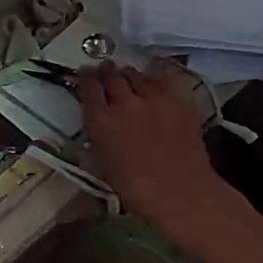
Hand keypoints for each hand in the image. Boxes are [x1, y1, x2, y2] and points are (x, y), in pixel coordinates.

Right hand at [78, 62, 258, 249]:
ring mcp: (154, 99)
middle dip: (104, 72)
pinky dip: (155, 76)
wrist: (178, 191)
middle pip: (111, 75)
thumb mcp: (99, 160)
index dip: (84, 79)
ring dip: (128, 74)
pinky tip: (153, 77)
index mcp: (100, 119)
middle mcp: (124, 102)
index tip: (83, 77)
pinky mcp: (179, 101)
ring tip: (126, 76)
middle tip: (102, 71)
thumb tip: (96, 121)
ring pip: (136, 74)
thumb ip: (95, 134)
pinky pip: (164, 79)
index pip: (87, 87)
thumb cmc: (132, 186)